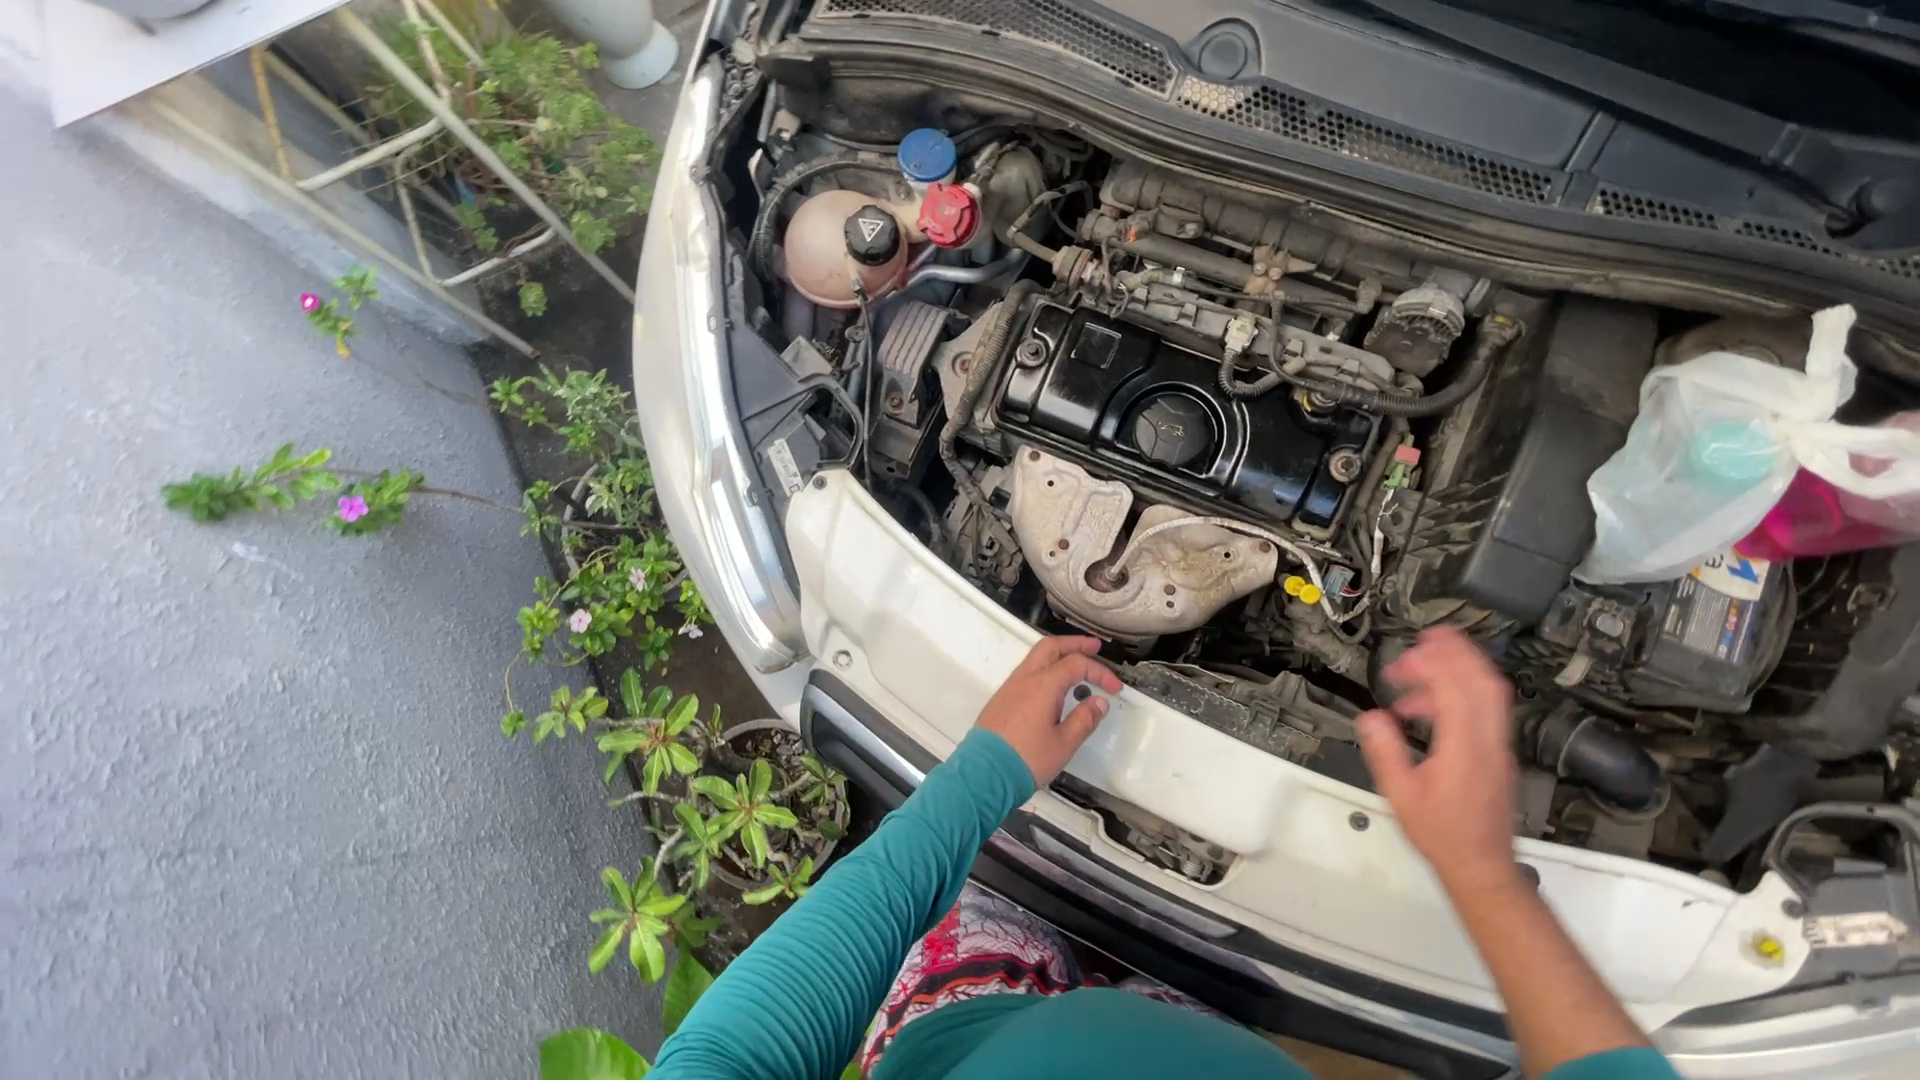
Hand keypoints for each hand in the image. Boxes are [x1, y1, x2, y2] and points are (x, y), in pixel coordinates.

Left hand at [976, 636, 1122, 785]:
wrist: (983, 773)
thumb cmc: (1026, 759)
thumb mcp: (1063, 744)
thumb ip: (1084, 720)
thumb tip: (1099, 703)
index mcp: (1043, 686)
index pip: (1076, 664)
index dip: (1099, 672)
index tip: (1114, 687)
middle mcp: (1024, 679)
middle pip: (1050, 647)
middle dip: (1074, 643)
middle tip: (1094, 647)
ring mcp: (1010, 687)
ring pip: (1036, 657)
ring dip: (1058, 654)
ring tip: (1076, 662)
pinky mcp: (1002, 699)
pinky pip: (1027, 672)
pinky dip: (1045, 668)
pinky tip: (1054, 684)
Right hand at [1355, 626, 1520, 893]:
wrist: (1482, 866)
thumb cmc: (1443, 834)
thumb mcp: (1400, 794)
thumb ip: (1385, 751)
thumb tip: (1371, 717)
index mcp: (1464, 749)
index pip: (1456, 692)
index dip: (1435, 665)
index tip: (1411, 652)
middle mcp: (1489, 743)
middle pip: (1485, 683)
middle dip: (1459, 653)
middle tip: (1430, 637)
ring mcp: (1499, 748)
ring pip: (1492, 694)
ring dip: (1461, 671)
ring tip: (1421, 670)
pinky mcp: (1499, 755)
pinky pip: (1488, 710)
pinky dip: (1463, 693)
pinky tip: (1431, 705)